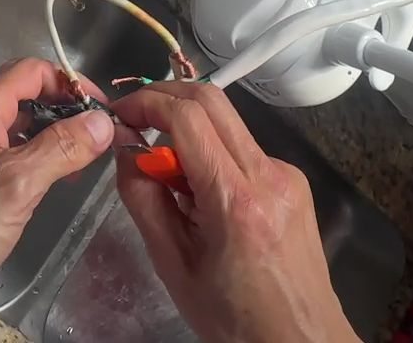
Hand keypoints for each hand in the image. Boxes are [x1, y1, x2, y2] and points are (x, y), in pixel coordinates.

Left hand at [0, 58, 115, 317]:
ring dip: (49, 133)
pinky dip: (31, 152)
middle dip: (63, 109)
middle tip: (95, 139)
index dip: (70, 84)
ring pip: (15, 120)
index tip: (100, 111)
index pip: (32, 70)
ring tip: (78, 162)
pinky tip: (47, 179)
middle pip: (24, 91)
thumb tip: (101, 120)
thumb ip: (60, 149)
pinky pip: (3, 144)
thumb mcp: (17, 186)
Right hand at [112, 82, 359, 342]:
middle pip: (210, 98)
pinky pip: (241, 144)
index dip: (146, 102)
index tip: (119, 115)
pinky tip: (202, 191)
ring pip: (225, 119)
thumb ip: (141, 195)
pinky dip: (210, 150)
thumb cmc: (232, 318)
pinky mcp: (292, 180)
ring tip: (167, 170)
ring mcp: (286, 174)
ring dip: (186, 125)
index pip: (186, 116)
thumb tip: (123, 142)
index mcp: (235, 200)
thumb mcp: (171, 264)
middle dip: (164, 95)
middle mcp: (268, 174)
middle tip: (134, 117)